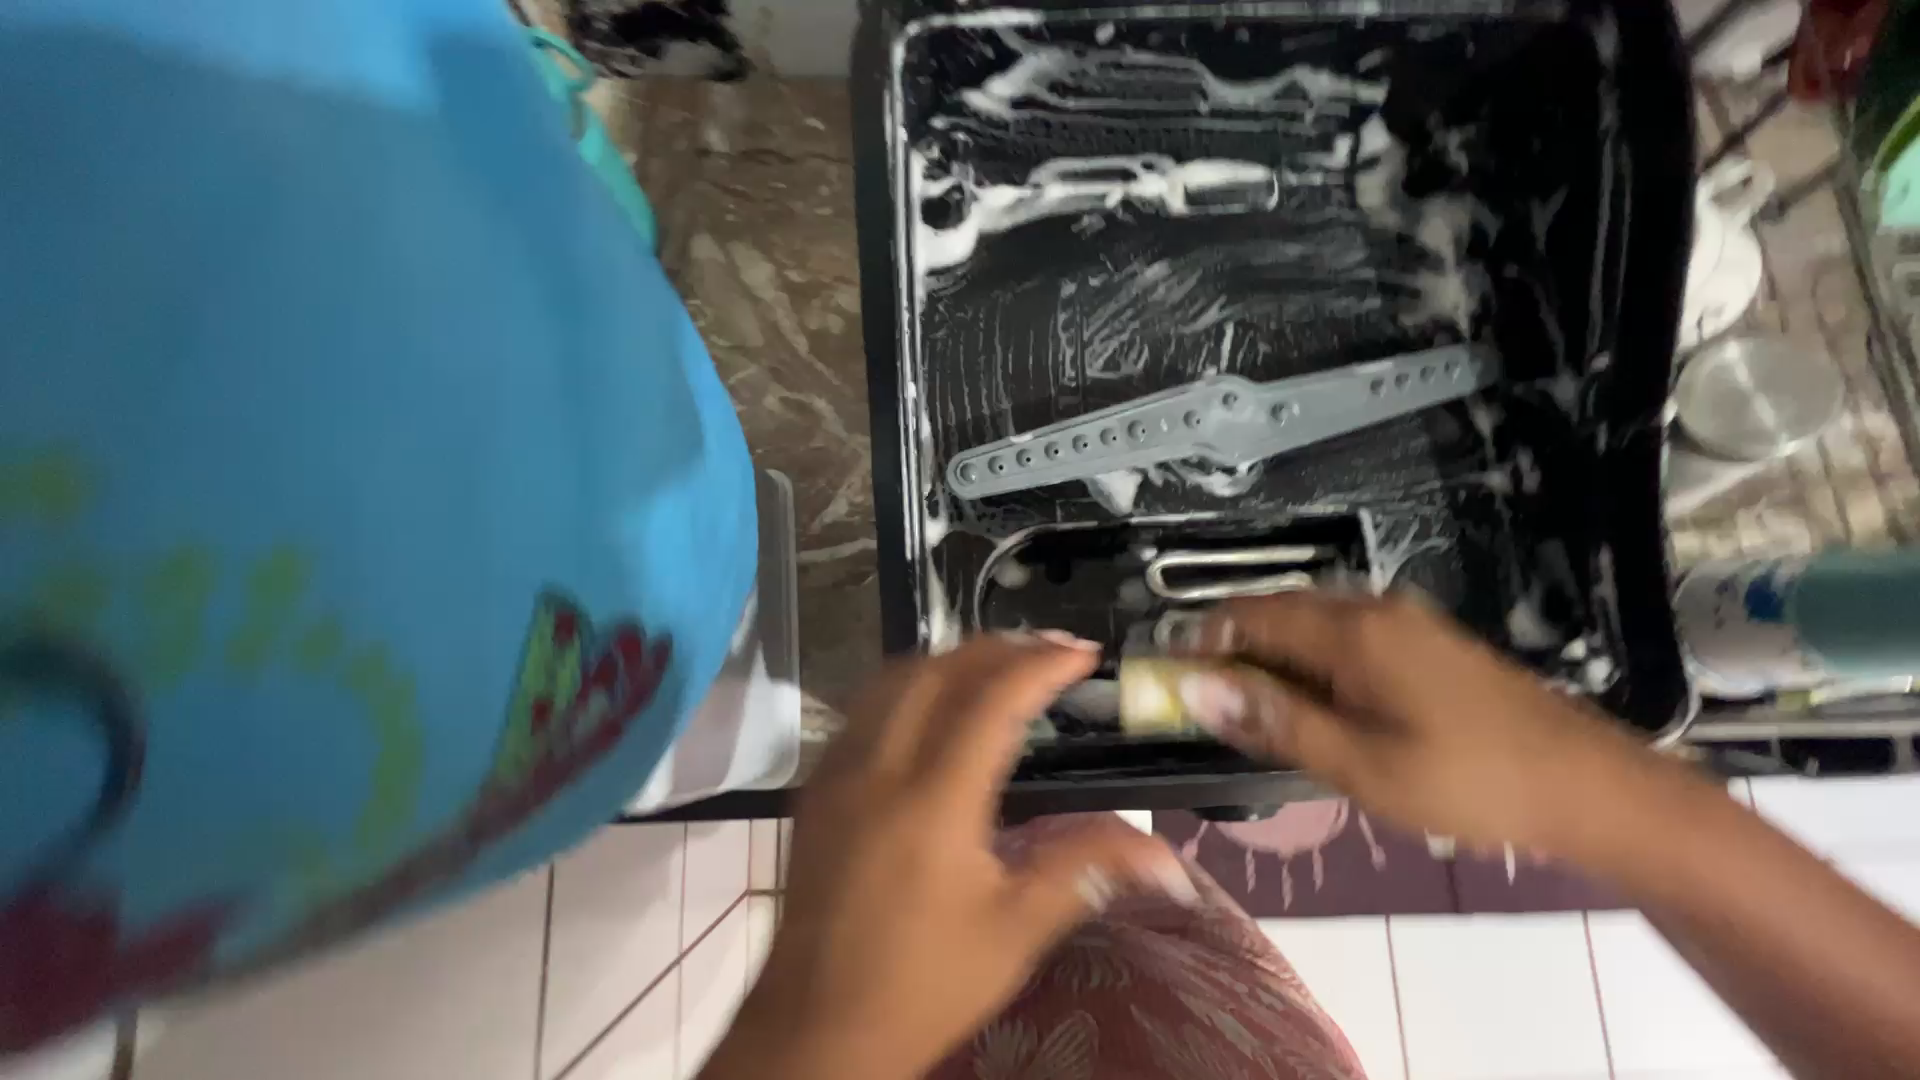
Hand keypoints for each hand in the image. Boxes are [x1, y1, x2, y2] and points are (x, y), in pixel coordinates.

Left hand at [704, 634, 1194, 1079]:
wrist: (815, 1027)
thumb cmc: (924, 985)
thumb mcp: (1015, 931)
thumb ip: (1087, 871)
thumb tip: (1167, 857)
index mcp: (934, 803)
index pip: (992, 703)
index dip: (1041, 666)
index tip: (1082, 652)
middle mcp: (879, 769)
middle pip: (938, 672)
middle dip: (996, 647)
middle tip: (1046, 649)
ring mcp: (837, 773)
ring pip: (893, 680)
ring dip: (949, 659)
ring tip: (997, 663)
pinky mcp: (815, 787)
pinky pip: (863, 709)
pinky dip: (907, 686)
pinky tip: (932, 704)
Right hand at [1169, 591, 1657, 856]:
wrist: (1593, 789)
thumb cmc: (1469, 782)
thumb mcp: (1359, 765)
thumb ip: (1274, 721)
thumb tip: (1196, 687)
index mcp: (1351, 632)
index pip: (1248, 616)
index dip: (1200, 639)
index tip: (1168, 673)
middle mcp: (1373, 609)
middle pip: (1276, 611)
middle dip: (1231, 646)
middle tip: (1205, 696)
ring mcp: (1404, 621)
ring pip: (1310, 621)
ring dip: (1269, 653)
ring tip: (1252, 703)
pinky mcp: (1425, 640)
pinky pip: (1343, 633)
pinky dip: (1307, 658)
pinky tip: (1313, 699)